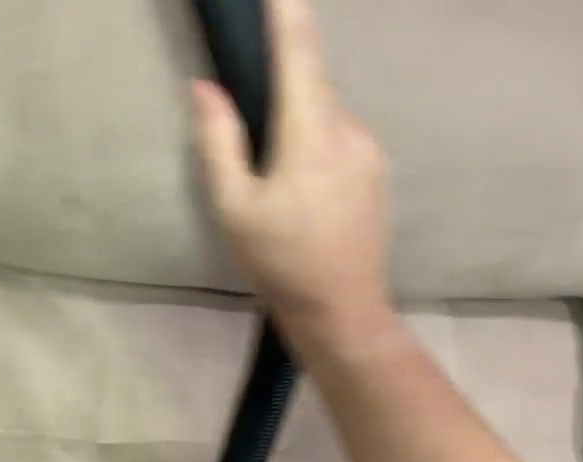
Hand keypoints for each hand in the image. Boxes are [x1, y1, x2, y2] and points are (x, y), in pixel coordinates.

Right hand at [192, 0, 392, 360]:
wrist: (341, 310)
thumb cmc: (280, 263)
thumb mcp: (234, 210)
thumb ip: (219, 144)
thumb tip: (205, 88)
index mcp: (310, 136)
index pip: (299, 53)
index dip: (286, 12)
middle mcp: (348, 130)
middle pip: (312, 86)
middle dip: (284, 95)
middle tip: (256, 144)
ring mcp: (370, 149)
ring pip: (327, 115)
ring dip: (301, 128)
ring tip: (281, 186)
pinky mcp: (378, 170)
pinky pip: (342, 139)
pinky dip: (319, 148)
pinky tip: (305, 196)